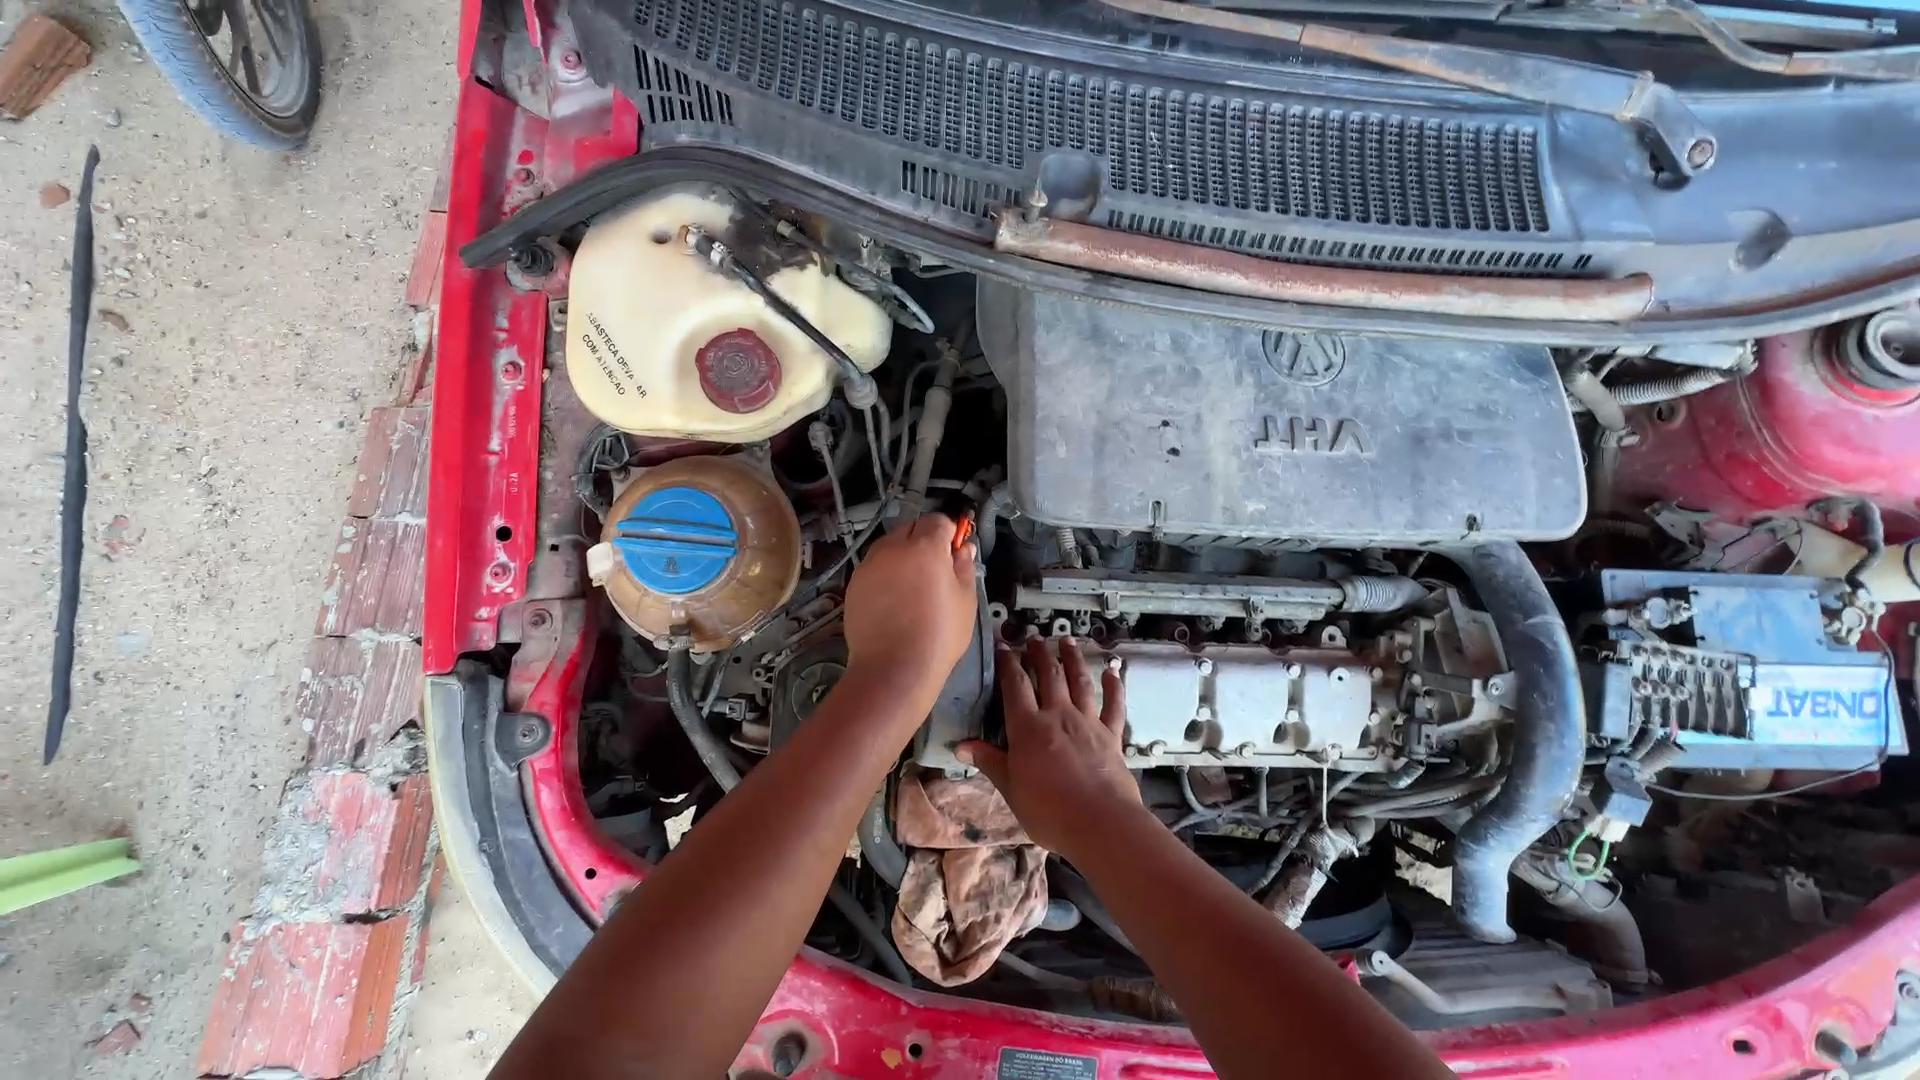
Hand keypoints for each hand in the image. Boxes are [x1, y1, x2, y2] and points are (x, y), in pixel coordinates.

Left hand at [842, 513, 977, 693]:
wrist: (894, 668)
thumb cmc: (939, 634)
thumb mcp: (965, 601)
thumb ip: (964, 567)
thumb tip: (964, 548)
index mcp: (924, 547)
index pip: (938, 521)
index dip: (949, 534)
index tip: (955, 553)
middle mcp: (892, 548)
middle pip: (910, 528)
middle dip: (924, 540)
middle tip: (935, 571)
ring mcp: (869, 565)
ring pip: (889, 546)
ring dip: (902, 555)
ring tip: (912, 587)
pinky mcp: (853, 585)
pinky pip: (874, 568)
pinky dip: (885, 574)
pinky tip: (893, 601)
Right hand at [958, 638, 1140, 857]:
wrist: (1100, 823)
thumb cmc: (1048, 811)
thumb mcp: (1010, 788)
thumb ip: (989, 761)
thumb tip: (960, 745)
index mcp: (1028, 728)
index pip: (1014, 686)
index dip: (1007, 663)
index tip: (1003, 646)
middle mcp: (1058, 716)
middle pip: (1048, 675)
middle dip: (1040, 653)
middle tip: (1035, 637)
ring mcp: (1088, 723)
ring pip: (1080, 682)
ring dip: (1073, 659)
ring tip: (1067, 641)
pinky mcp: (1112, 736)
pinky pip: (1114, 706)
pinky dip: (1114, 687)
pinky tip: (1114, 673)